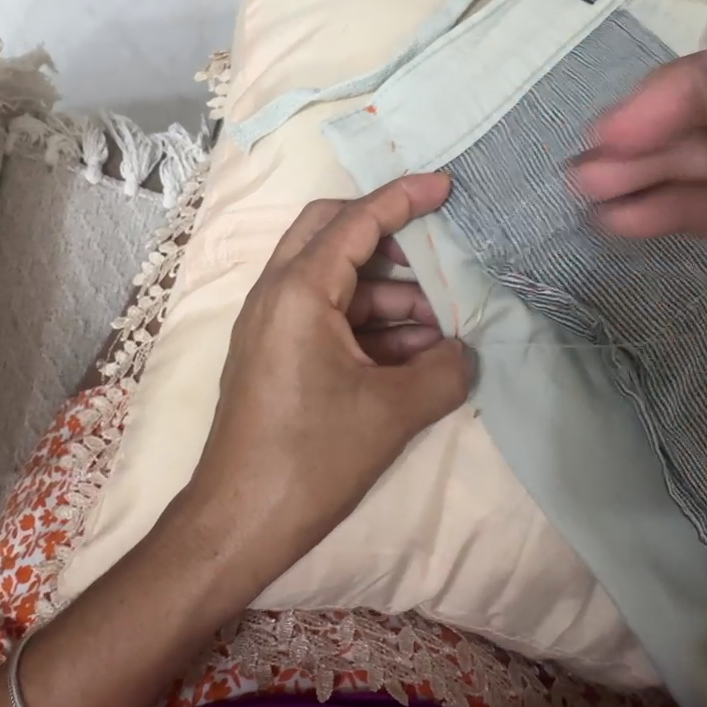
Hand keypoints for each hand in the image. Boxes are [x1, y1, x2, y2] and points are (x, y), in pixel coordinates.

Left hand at [183, 173, 473, 571]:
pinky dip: (368, 325)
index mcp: (298, 290)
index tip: (444, 185)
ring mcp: (270, 323)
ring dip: (387, 293)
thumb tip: (467, 351)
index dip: (403, 197)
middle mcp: (276, 293)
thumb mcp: (393, 412)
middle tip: (435, 251)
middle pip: (331, 232)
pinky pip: (325, 316)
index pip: (355, 222)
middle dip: (386, 234)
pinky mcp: (274, 353)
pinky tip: (412, 355)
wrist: (238, 520)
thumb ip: (445, 372)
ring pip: (334, 280)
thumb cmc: (311, 457)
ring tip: (443, 326)